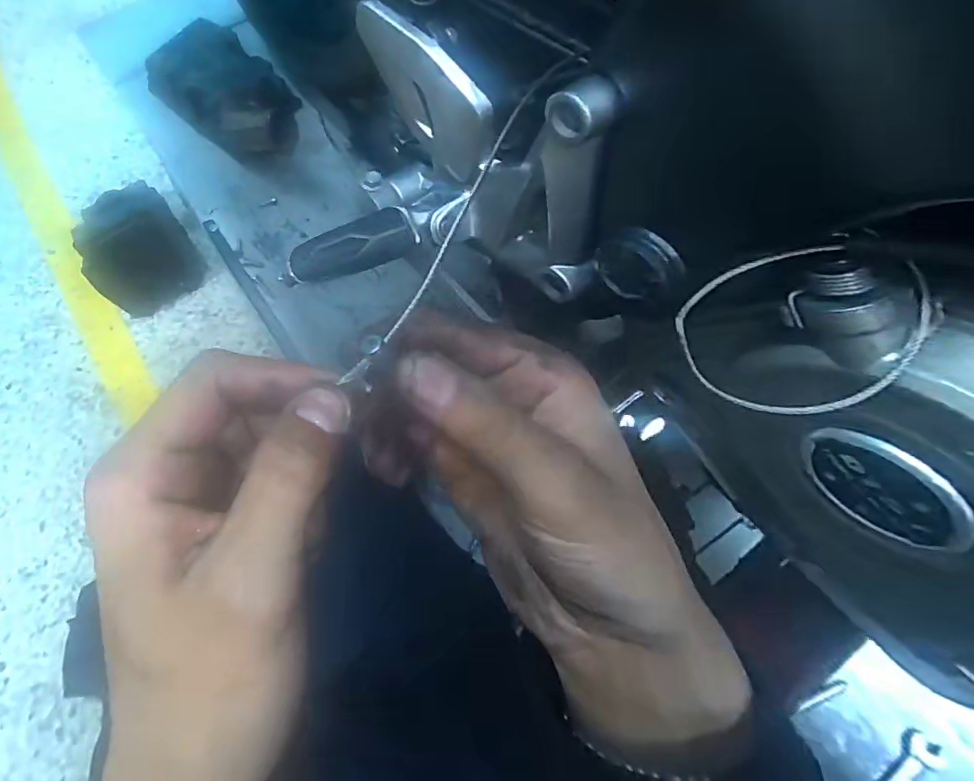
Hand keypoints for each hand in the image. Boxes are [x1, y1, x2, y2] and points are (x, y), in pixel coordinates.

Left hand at [85, 351, 349, 780]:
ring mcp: (181, 493)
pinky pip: (262, 475)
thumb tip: (332, 394)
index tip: (344, 395)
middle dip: (295, 430)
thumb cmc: (211, 685)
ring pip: (256, 439)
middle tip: (352, 459)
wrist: (195, 776)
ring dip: (300, 471)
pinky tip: (301, 548)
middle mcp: (153, 469)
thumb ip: (290, 477)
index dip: (276, 377)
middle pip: (236, 407)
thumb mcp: (254, 576)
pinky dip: (295, 499)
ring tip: (312, 534)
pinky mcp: (209, 517)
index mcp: (136, 472)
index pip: (209, 383)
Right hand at [389, 316, 752, 773]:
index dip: (403, 346)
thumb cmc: (606, 546)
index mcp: (536, 372)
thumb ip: (481, 421)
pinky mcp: (459, 468)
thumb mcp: (551, 481)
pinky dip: (391, 448)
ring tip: (377, 460)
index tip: (356, 374)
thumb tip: (405, 364)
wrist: (617, 638)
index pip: (454, 335)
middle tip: (359, 427)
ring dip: (383, 422)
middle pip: (423, 366)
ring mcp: (478, 431)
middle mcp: (504, 390)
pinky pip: (411, 441)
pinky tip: (386, 472)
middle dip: (387, 390)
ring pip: (410, 403)